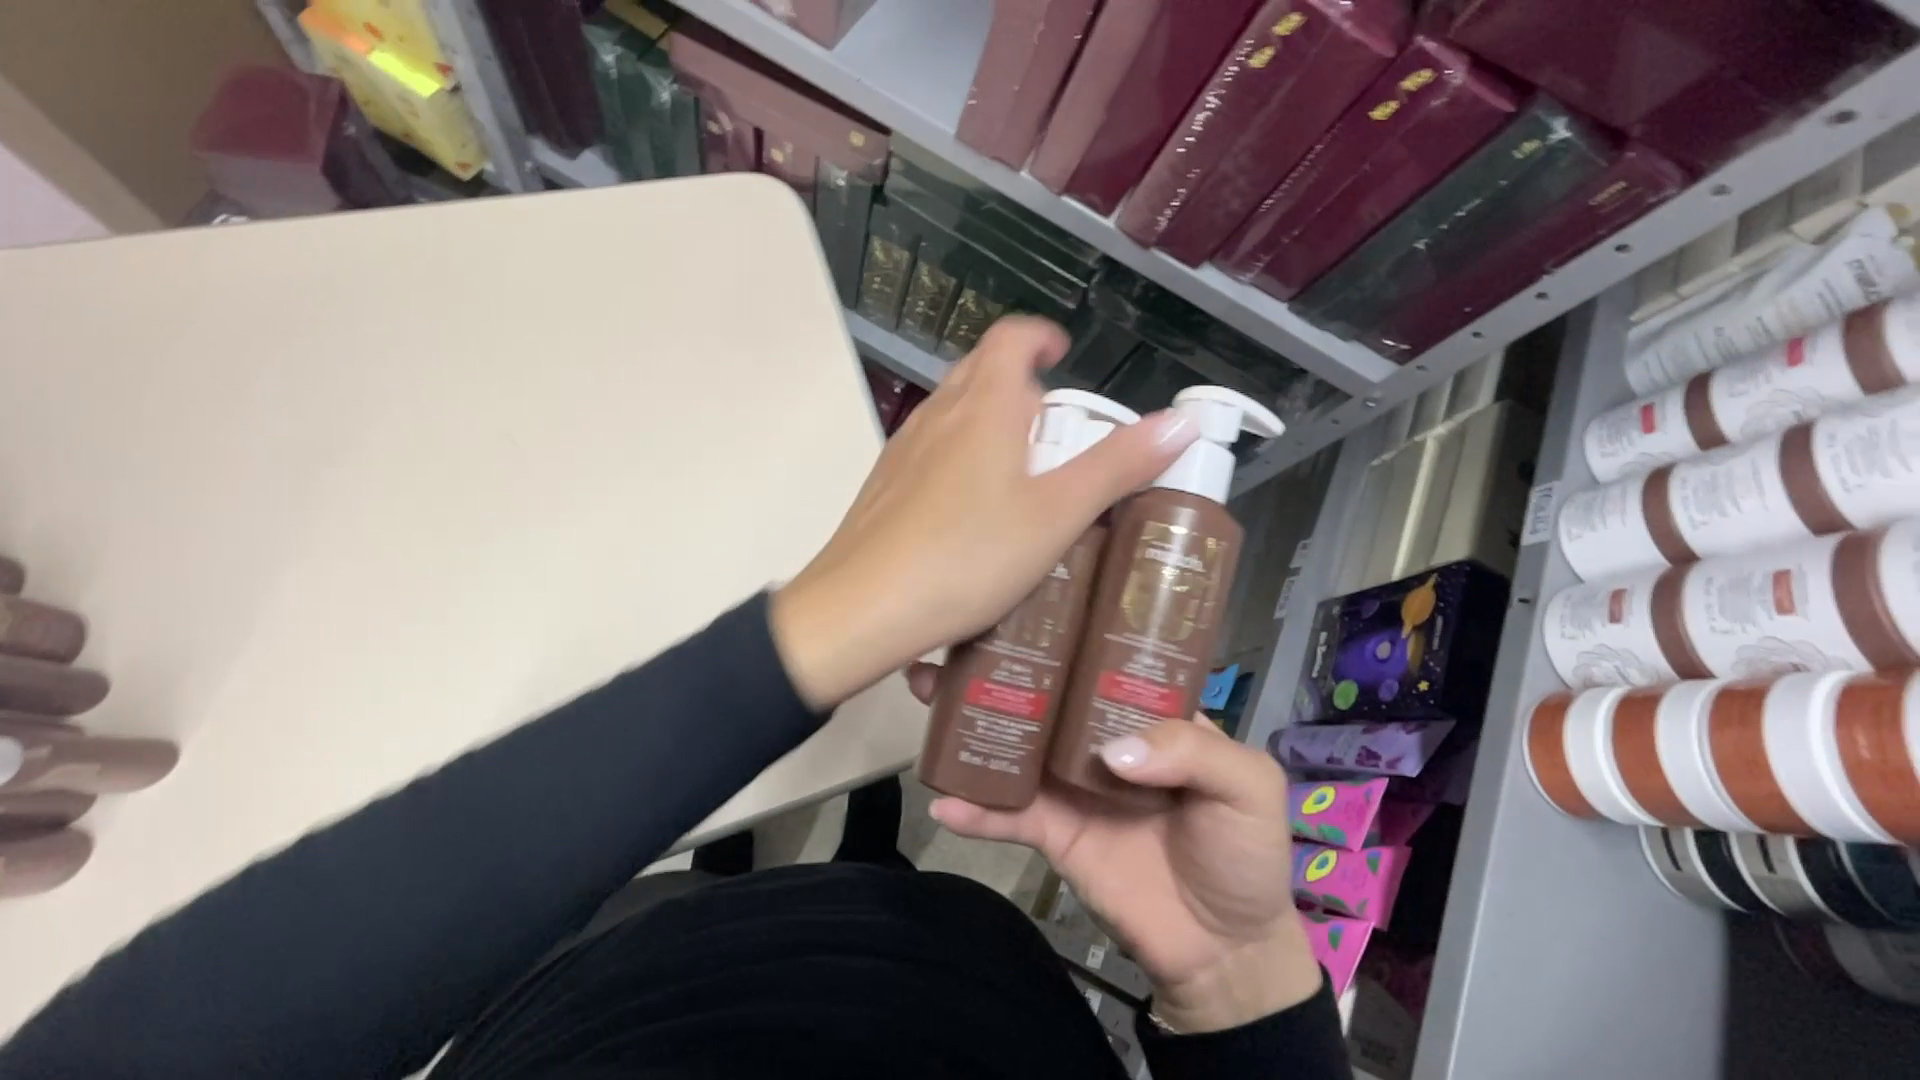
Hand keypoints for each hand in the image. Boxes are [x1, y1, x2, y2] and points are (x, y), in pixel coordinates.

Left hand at [769, 316, 1196, 708]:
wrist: (861, 609)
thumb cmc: (967, 556)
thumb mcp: (1056, 515)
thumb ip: (1118, 466)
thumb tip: (1182, 421)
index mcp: (983, 406)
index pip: (1011, 338)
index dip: (1041, 336)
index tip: (1065, 356)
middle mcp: (937, 415)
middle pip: (982, 373)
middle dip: (1024, 389)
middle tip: (1058, 435)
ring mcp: (903, 451)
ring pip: (954, 416)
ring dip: (991, 427)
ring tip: (1025, 481)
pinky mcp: (884, 488)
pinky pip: (932, 454)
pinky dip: (962, 461)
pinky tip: (975, 518)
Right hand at [908, 663, 1322, 1032]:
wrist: (1223, 949)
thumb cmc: (1245, 853)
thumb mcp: (1247, 787)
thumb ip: (1192, 752)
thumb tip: (1110, 750)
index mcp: (1150, 716)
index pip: (1104, 662)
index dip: (1068, 633)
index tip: (1023, 600)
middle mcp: (1103, 740)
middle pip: (1046, 695)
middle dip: (1000, 667)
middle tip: (952, 639)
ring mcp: (1072, 786)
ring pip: (1015, 745)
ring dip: (971, 721)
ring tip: (924, 690)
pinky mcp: (1054, 833)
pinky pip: (1008, 816)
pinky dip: (975, 809)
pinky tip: (942, 797)